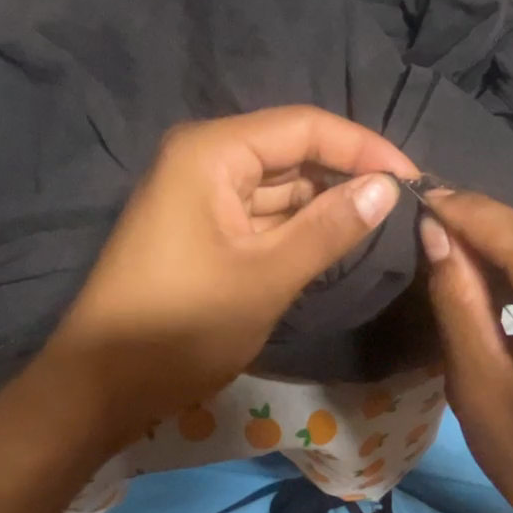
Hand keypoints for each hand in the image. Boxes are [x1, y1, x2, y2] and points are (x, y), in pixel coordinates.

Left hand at [41, 107, 416, 441]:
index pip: (305, 126)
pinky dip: (297, 222)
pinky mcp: (201, 222)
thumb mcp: (267, 277)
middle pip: (292, 148)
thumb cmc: (182, 327)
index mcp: (212, 151)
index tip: (413, 179)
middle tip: (404, 204)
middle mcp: (205, 156)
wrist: (99, 386)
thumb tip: (387, 187)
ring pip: (279, 181)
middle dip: (346, 173)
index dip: (363, 147)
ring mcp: (200, 190)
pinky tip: (338, 237)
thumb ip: (330, 227)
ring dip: (325, 200)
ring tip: (383, 221)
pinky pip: (261, 209)